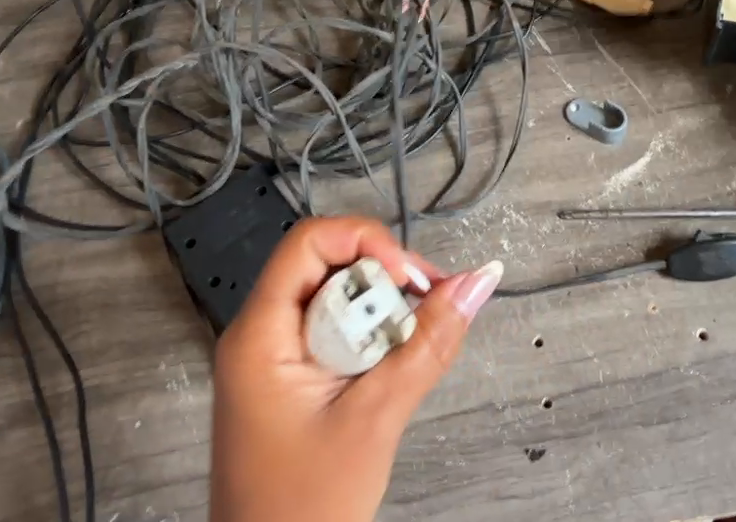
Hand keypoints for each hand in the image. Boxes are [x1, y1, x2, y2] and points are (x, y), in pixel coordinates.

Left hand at [210, 217, 502, 521]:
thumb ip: (428, 345)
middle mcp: (262, 336)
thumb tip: (475, 284)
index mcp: (259, 336)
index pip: (311, 242)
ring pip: (340, 296)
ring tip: (417, 343)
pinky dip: (376, 336)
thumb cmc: (301, 512)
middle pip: (329, 264)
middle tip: (430, 307)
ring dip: (386, 310)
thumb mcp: (375, 419)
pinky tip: (398, 363)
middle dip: (386, 279)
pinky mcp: (295, 376)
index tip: (410, 277)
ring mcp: (276, 357)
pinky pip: (340, 329)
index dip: (366, 242)